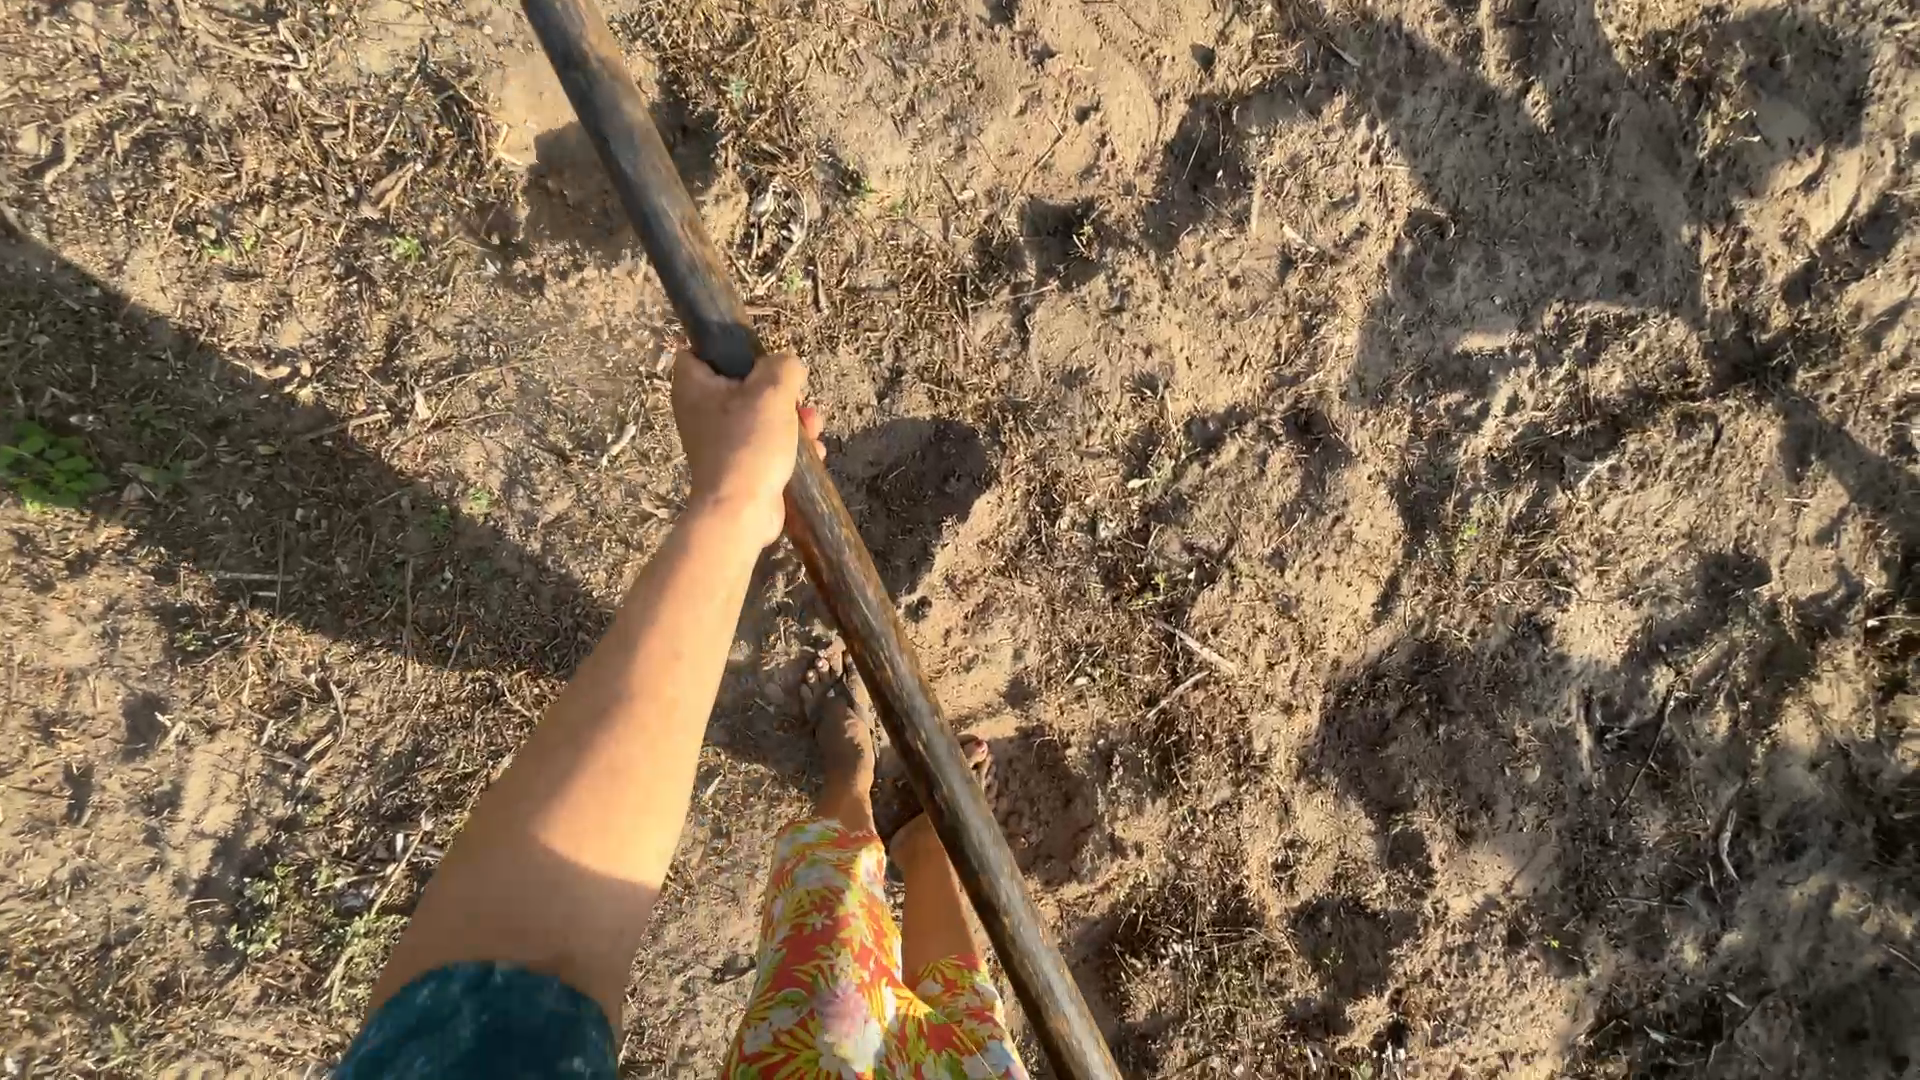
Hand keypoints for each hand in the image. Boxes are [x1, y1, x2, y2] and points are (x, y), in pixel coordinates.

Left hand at [671, 348, 825, 547]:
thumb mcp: (772, 392)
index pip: (702, 351)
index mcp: (694, 387)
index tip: (761, 359)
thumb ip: (784, 367)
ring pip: (762, 416)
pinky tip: (812, 453)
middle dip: (780, 392)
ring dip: (793, 420)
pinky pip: (768, 445)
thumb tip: (789, 366)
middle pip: (744, 385)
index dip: (732, 349)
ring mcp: (720, 442)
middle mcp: (701, 412)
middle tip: (797, 400)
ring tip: (813, 429)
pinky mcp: (740, 466)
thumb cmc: (749, 445)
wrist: (741, 512)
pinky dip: (790, 447)